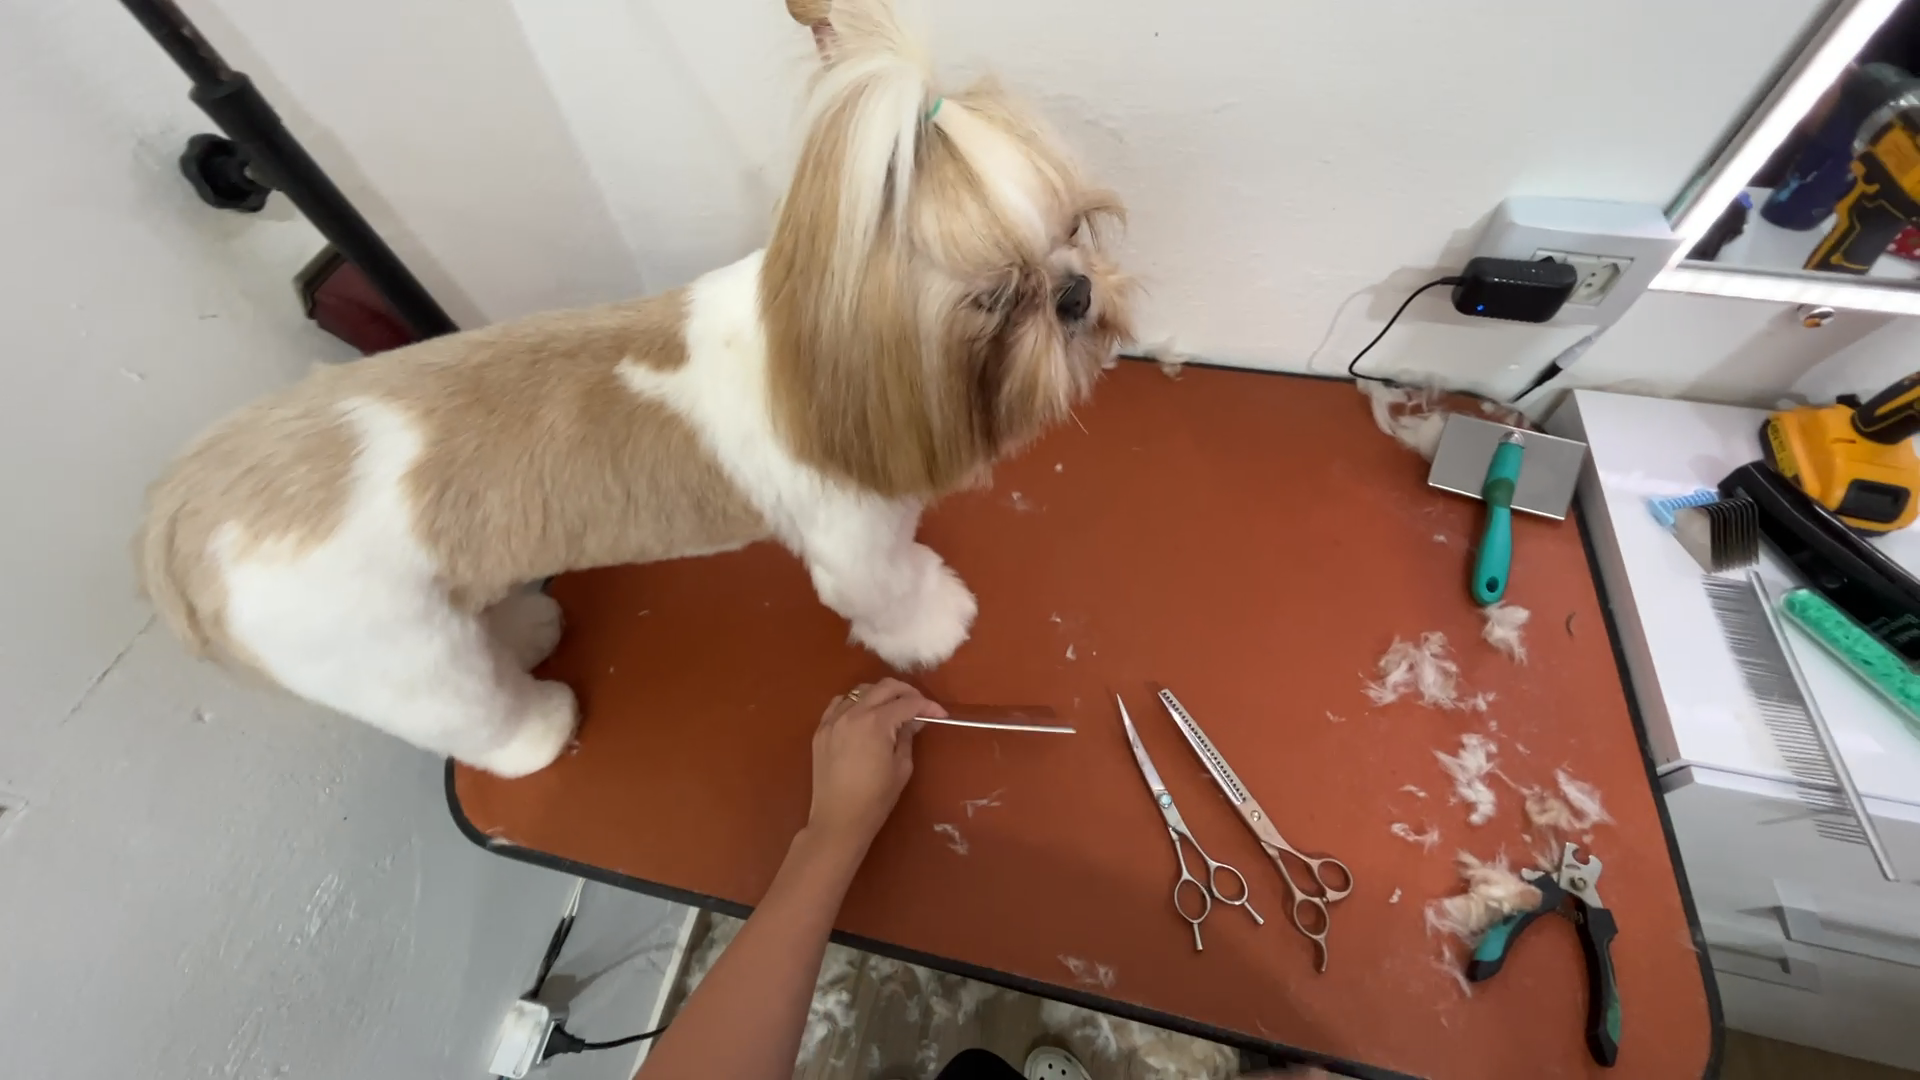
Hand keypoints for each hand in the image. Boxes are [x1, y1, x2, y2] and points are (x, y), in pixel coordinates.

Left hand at [806, 679, 944, 852]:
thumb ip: (907, 736)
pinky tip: (863, 714)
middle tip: (920, 705)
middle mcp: (853, 713)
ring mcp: (833, 720)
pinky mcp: (821, 729)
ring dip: (880, 694)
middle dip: (907, 692)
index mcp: (876, 723)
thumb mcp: (901, 767)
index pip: (908, 703)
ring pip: (861, 690)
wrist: (838, 820)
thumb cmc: (875, 798)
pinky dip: (855, 702)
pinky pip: (839, 703)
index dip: (928, 706)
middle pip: (885, 687)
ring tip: (892, 708)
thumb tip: (913, 720)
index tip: (940, 714)